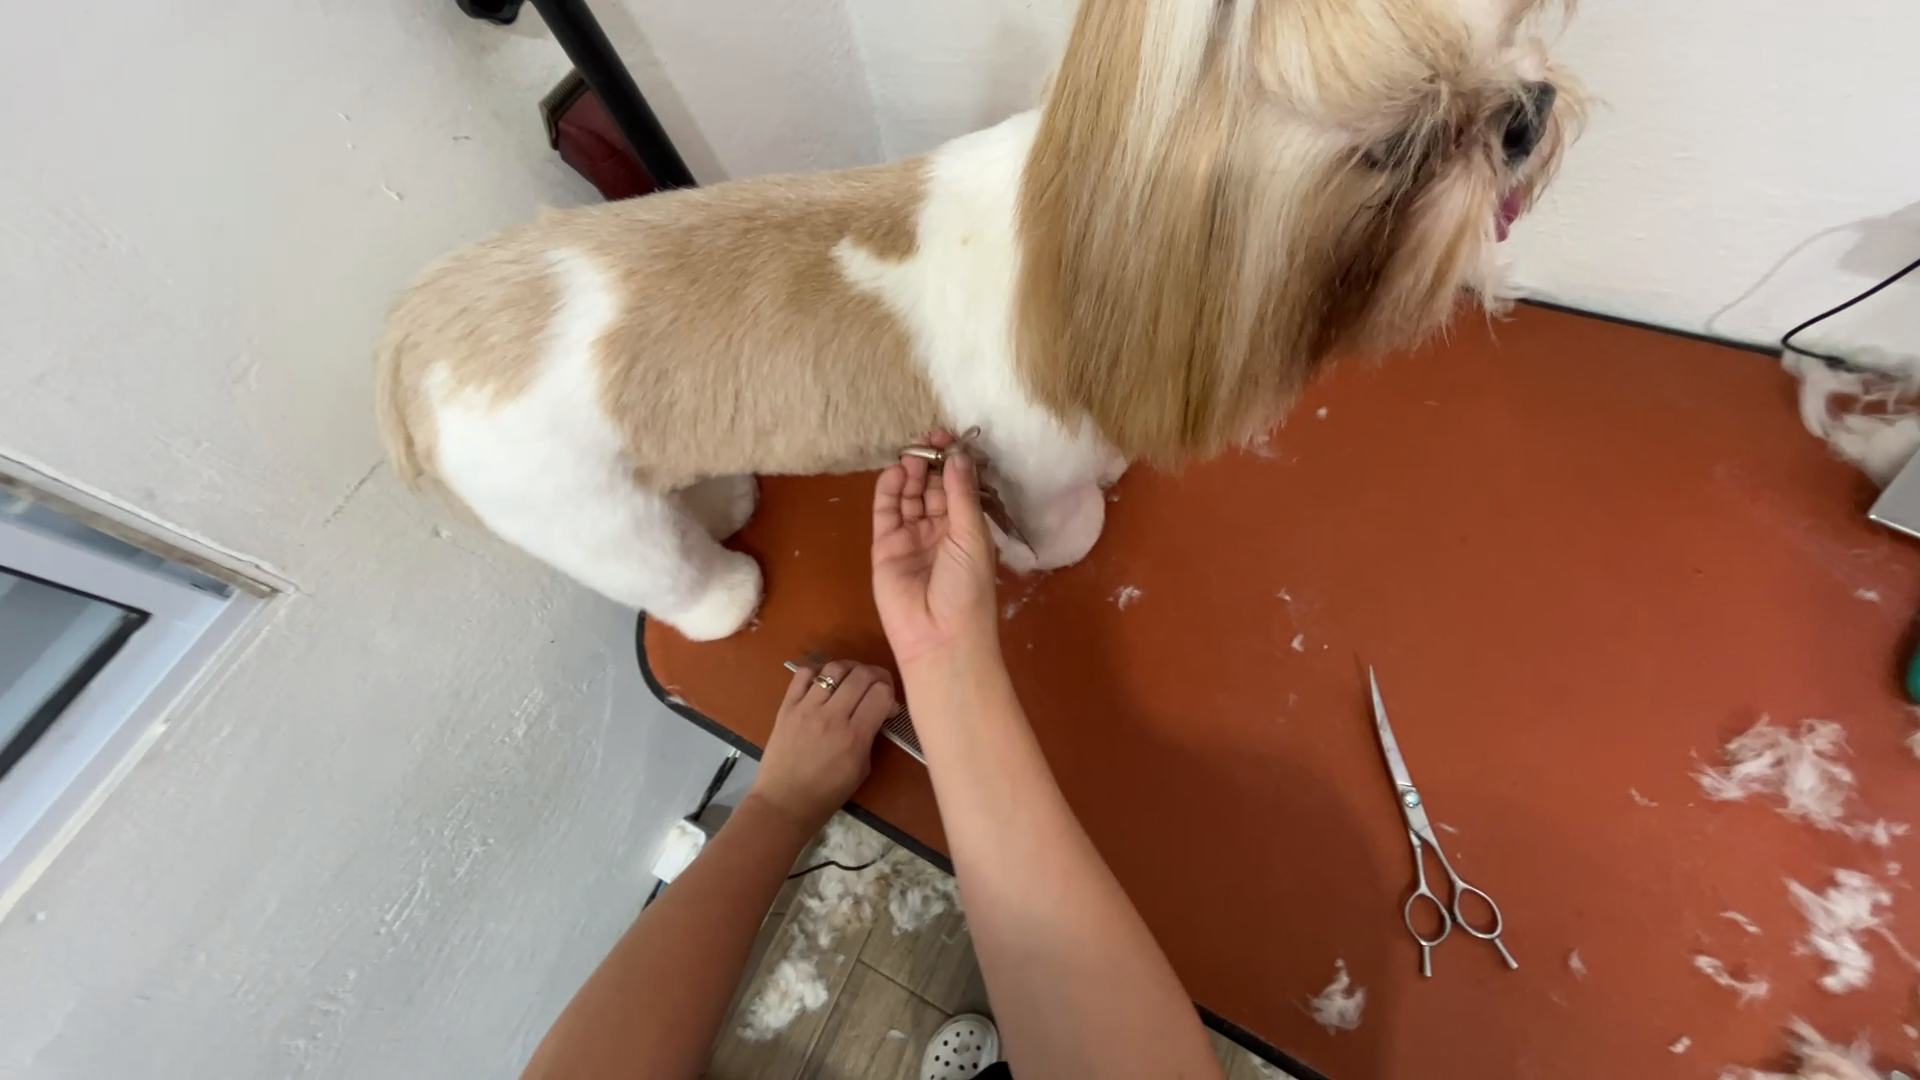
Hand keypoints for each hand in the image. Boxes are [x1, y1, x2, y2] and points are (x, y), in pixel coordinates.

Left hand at [748, 659, 894, 833]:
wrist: (784, 803)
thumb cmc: (828, 793)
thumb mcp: (862, 768)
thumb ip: (871, 735)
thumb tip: (879, 710)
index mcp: (854, 737)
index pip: (881, 694)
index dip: (890, 694)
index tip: (887, 705)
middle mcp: (831, 717)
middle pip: (862, 675)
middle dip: (877, 676)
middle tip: (877, 686)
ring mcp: (806, 708)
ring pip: (835, 668)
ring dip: (850, 669)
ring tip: (852, 680)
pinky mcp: (787, 706)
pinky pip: (804, 674)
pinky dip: (818, 672)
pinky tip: (824, 683)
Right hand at [872, 433, 1000, 668]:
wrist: (940, 636)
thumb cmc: (967, 588)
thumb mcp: (971, 536)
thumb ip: (960, 495)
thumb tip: (958, 456)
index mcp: (966, 530)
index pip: (958, 488)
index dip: (954, 464)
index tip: (951, 439)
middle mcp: (938, 531)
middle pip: (932, 488)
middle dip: (932, 462)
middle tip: (930, 438)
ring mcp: (911, 538)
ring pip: (909, 496)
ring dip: (912, 472)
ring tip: (914, 451)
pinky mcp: (885, 546)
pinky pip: (886, 512)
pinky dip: (889, 490)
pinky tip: (897, 472)